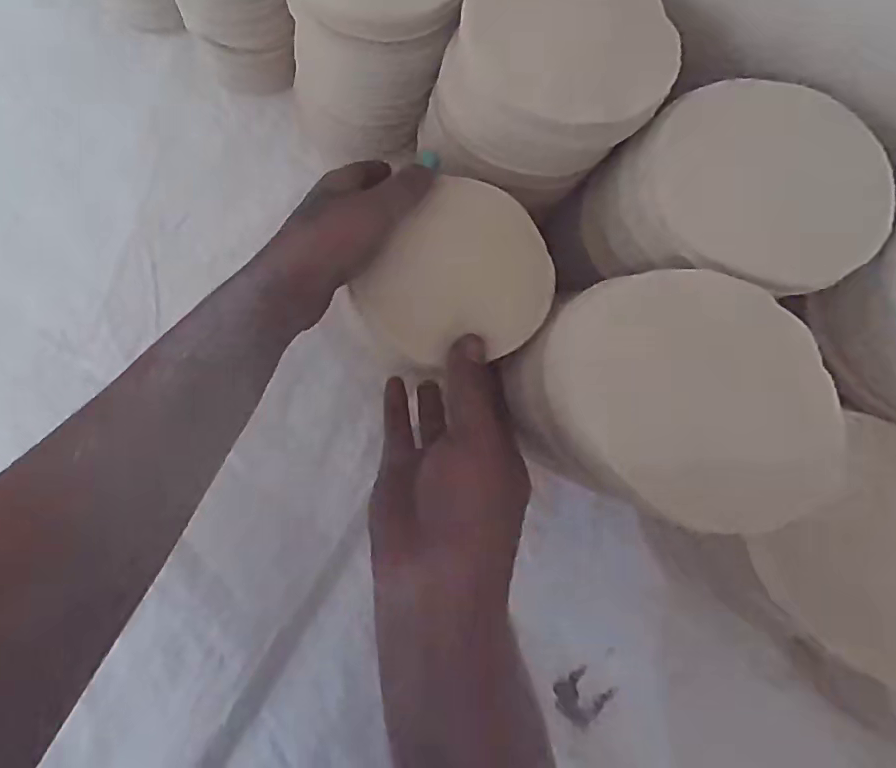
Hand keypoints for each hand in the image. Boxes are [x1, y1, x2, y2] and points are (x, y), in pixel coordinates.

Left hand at [251, 160, 433, 330]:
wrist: (291, 286)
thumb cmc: (334, 238)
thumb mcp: (376, 208)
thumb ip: (404, 188)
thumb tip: (429, 163)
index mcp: (336, 183)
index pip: (368, 168)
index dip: (393, 172)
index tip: (419, 182)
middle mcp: (325, 204)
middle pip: (361, 196)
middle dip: (387, 200)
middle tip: (420, 212)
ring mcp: (319, 235)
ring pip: (355, 224)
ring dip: (377, 228)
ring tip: (408, 239)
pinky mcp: (319, 263)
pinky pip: (350, 252)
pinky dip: (367, 253)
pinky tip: (382, 265)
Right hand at [371, 336, 531, 613]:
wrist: (427, 574)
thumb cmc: (469, 507)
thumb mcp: (479, 443)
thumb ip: (472, 392)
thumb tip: (473, 339)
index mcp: (501, 449)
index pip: (498, 398)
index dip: (491, 364)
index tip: (485, 321)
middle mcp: (470, 452)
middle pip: (465, 403)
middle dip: (459, 370)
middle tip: (449, 321)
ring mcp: (432, 461)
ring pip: (433, 414)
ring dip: (430, 385)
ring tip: (422, 342)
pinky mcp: (400, 468)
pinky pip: (400, 428)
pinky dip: (397, 405)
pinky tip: (393, 377)